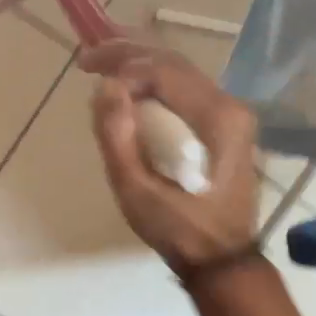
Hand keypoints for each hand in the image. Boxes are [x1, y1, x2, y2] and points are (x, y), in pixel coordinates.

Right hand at [82, 41, 262, 273]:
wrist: (222, 262)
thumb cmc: (179, 230)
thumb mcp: (137, 191)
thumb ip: (118, 137)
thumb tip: (105, 88)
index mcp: (216, 118)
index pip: (162, 70)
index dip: (121, 63)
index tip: (85, 71)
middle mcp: (230, 106)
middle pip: (174, 62)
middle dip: (127, 53)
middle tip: (86, 56)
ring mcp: (231, 115)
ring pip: (180, 73)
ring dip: (139, 64)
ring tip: (102, 62)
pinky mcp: (224, 127)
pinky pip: (185, 90)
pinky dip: (153, 81)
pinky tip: (129, 86)